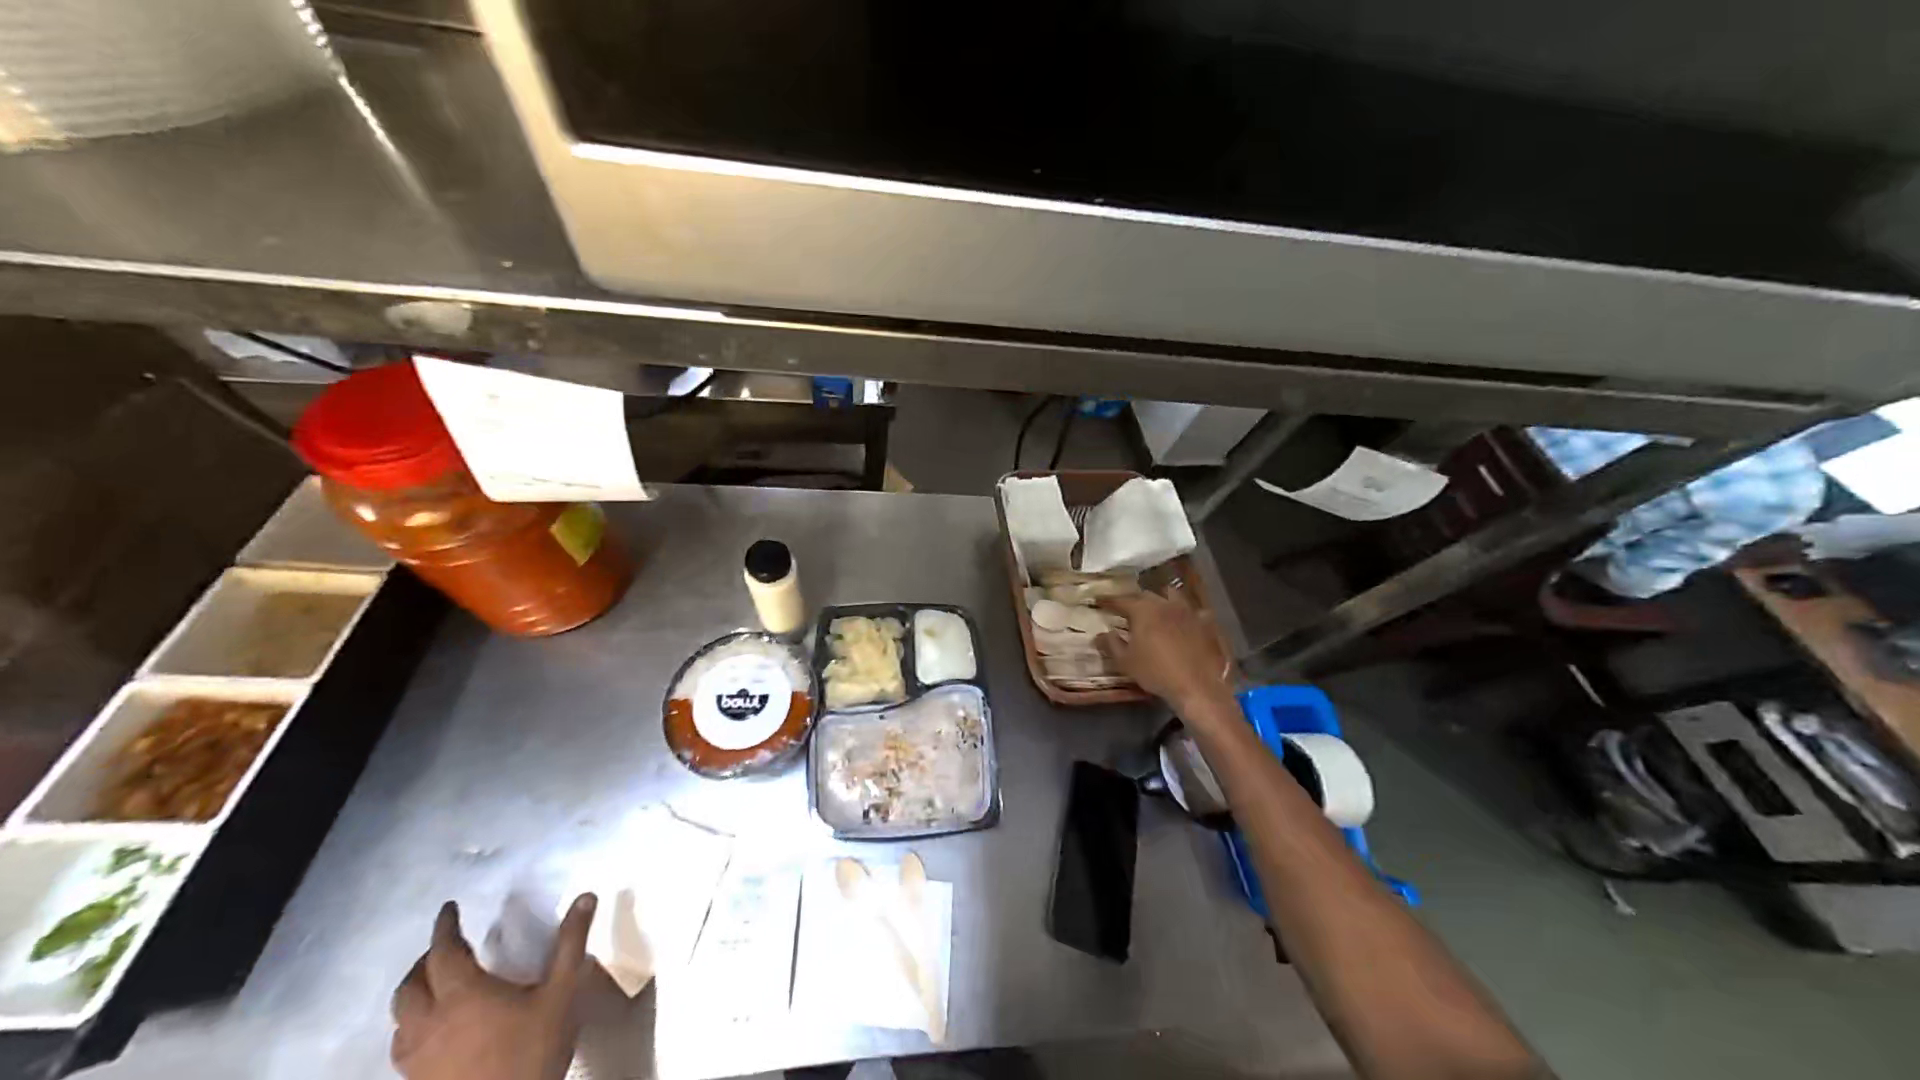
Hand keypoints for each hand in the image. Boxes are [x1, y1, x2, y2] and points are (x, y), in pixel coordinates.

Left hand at [391, 894, 596, 1079]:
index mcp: (463, 994)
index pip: (444, 951)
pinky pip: (402, 1044)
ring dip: (414, 993)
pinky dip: (411, 1024)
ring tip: (435, 984)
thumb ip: (570, 943)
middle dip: (425, 960)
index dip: (444, 928)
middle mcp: (429, 1022)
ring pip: (400, 1017)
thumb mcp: (561, 993)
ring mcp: (416, 1058)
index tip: (449, 908)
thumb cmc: (533, 1052)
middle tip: (446, 946)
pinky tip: (433, 1029)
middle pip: (411, 985)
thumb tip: (586, 897)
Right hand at [1096, 591, 1231, 711]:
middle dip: (1134, 599)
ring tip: (1156, 608)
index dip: (1108, 601)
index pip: (1121, 600)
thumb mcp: (1126, 662)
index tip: (1098, 600)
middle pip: (1146, 595)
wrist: (1197, 686)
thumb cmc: (1155, 672)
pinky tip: (1185, 621)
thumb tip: (1101, 634)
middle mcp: (1164, 604)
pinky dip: (1186, 613)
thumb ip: (1111, 644)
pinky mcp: (1205, 623)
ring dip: (1161, 599)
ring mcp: (1187, 611)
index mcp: (1143, 610)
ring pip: (1172, 596)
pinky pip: (1194, 611)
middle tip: (1125, 607)